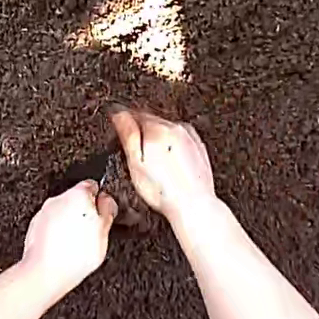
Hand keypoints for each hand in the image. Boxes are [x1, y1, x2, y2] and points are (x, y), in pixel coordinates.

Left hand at [21, 180, 117, 292]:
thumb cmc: (75, 255)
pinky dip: (57, 233)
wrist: (46, 272)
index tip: (103, 213)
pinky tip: (64, 248)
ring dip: (69, 223)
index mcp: (78, 194)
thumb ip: (107, 211)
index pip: (93, 185)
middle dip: (84, 212)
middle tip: (92, 232)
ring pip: (62, 213)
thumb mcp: (104, 233)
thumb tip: (107, 201)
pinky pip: (50, 225)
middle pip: (76, 199)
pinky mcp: (34, 226)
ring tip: (77, 244)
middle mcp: (58, 199)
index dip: (100, 200)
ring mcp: (44, 212)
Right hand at [107, 106, 215, 221]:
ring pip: (167, 129)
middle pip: (152, 120)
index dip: (124, 121)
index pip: (136, 114)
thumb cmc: (163, 190)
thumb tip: (119, 114)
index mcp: (158, 129)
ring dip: (157, 137)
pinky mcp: (198, 148)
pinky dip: (171, 145)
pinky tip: (168, 162)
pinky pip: (180, 139)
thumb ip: (127, 134)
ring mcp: (190, 138)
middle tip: (134, 150)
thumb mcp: (135, 162)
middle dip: (141, 130)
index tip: (119, 127)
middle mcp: (176, 128)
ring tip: (153, 161)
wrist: (193, 205)